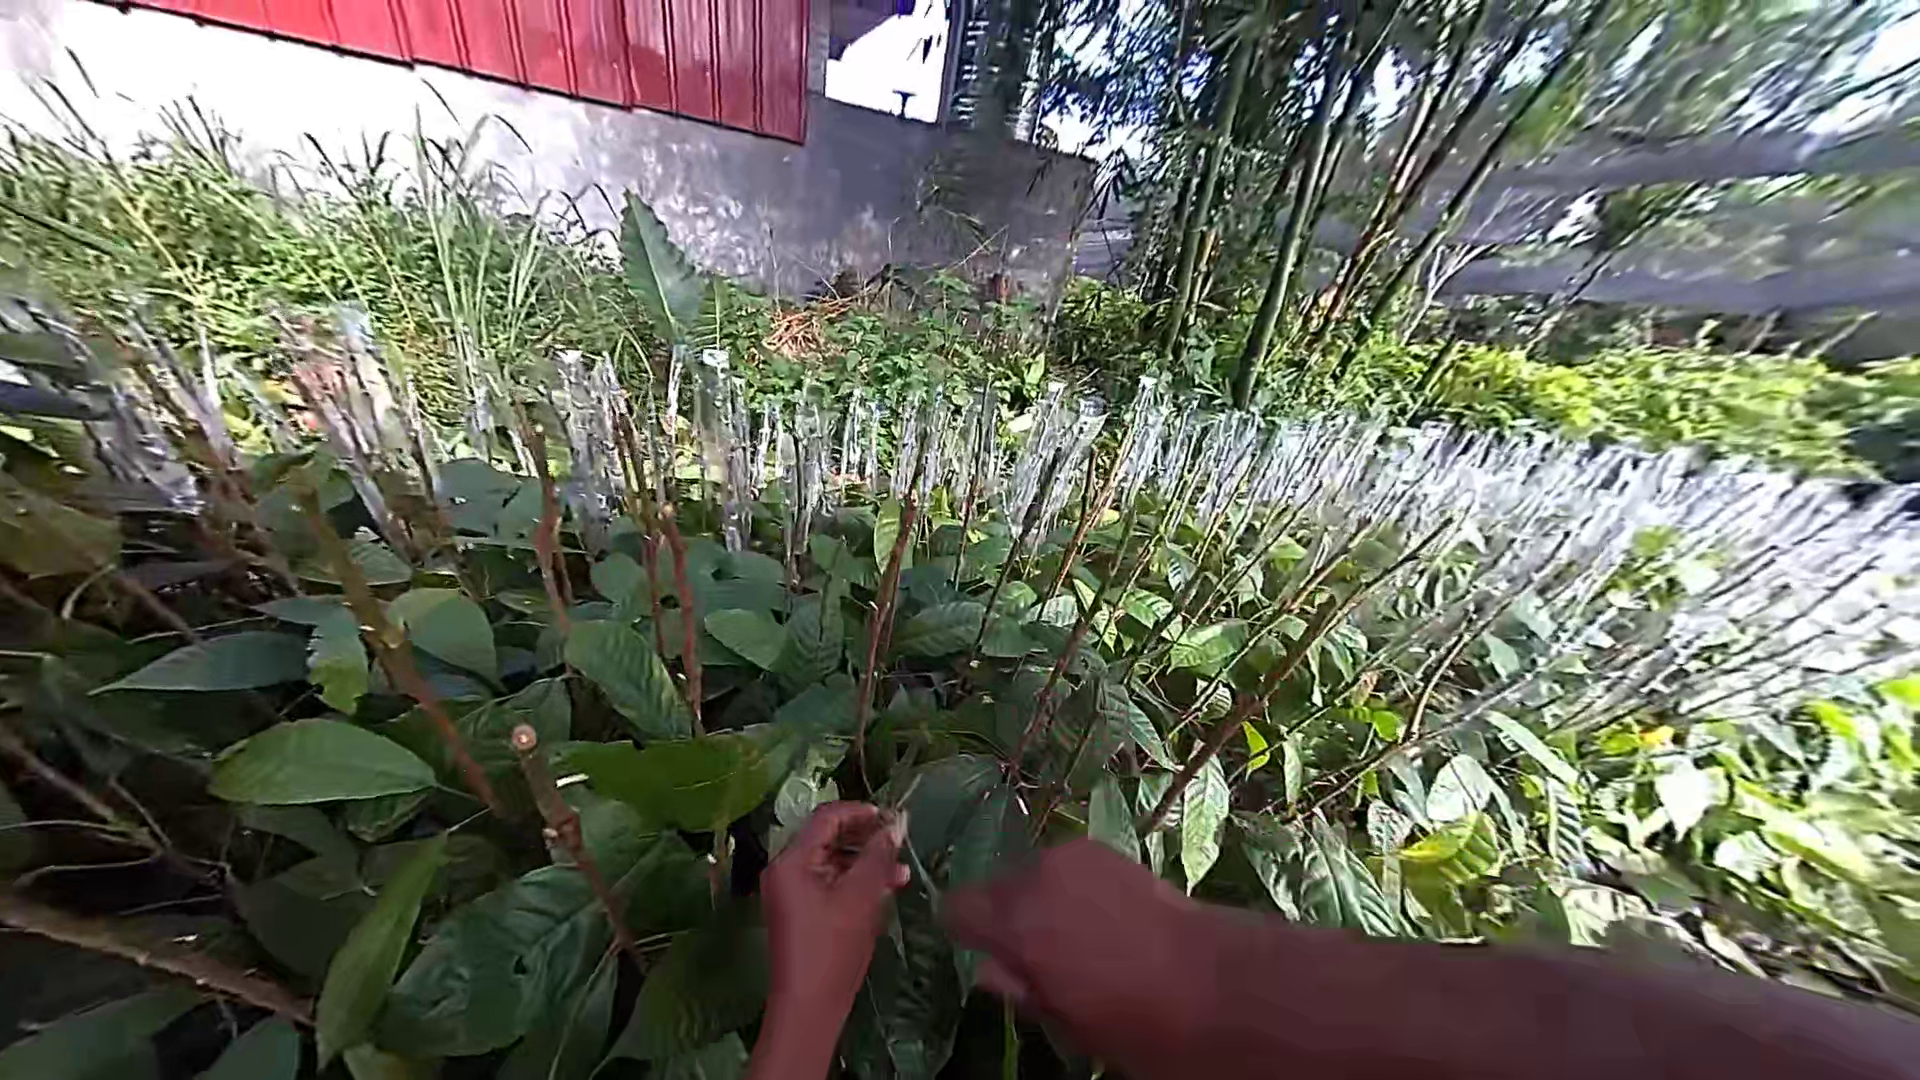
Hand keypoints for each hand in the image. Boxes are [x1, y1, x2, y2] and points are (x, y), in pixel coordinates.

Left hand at [760, 802, 909, 1006]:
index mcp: (792, 860)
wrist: (809, 1011)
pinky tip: (886, 887)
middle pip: (829, 837)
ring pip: (833, 861)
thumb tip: (896, 824)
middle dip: (866, 837)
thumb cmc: (833, 947)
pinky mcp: (802, 911)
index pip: (827, 817)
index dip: (860, 812)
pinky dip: (856, 881)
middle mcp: (786, 870)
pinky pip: (831, 881)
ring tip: (900, 869)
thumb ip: (879, 855)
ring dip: (866, 861)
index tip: (890, 816)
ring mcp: (792, 892)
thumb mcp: (861, 894)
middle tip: (897, 839)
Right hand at [942, 839, 1211, 1071]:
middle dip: (1005, 914)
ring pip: (1030, 872)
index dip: (963, 929)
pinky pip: (1063, 863)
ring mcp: (1067, 855)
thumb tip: (988, 969)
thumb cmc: (1133, 1021)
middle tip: (1039, 951)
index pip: (957, 907)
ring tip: (1077, 930)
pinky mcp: (1097, 846)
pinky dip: (1068, 882)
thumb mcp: (1067, 1022)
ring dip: (1039, 896)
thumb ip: (1019, 987)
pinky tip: (1101, 911)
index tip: (981, 948)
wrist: (1211, 979)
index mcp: (1017, 924)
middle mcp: (1034, 876)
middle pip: (994, 887)